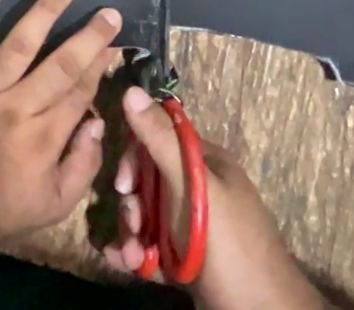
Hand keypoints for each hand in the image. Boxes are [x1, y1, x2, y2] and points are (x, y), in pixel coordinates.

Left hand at [0, 0, 122, 243]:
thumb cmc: (0, 207)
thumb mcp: (54, 205)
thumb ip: (82, 165)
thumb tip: (98, 122)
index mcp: (44, 137)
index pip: (79, 91)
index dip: (100, 65)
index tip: (115, 41)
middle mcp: (17, 107)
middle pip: (59, 65)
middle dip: (87, 37)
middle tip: (108, 12)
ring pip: (17, 44)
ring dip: (41, 14)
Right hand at [106, 87, 327, 309]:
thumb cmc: (229, 247)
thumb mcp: (193, 187)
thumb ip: (161, 140)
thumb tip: (131, 89)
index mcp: (207, 164)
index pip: (160, 139)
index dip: (135, 157)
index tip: (124, 184)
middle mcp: (202, 190)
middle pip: (148, 181)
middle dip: (132, 205)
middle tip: (133, 227)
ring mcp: (196, 227)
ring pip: (149, 216)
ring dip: (132, 233)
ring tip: (131, 258)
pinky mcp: (190, 260)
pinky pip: (154, 246)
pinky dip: (137, 253)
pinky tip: (124, 264)